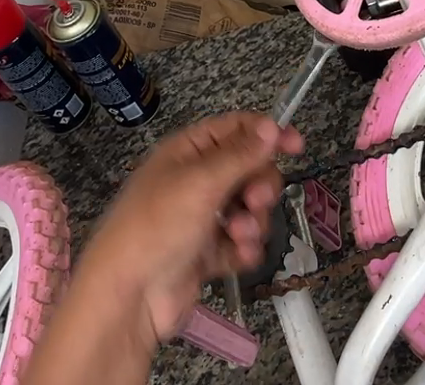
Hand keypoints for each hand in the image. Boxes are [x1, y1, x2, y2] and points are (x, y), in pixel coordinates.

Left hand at [74, 112, 303, 339]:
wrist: (128, 297)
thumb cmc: (158, 226)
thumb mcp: (201, 182)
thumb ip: (241, 154)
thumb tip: (271, 126)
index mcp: (188, 151)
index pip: (236, 129)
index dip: (266, 133)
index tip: (296, 145)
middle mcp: (195, 179)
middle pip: (249, 169)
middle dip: (259, 186)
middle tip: (256, 201)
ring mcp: (201, 217)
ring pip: (248, 207)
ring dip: (253, 221)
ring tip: (239, 236)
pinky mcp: (206, 253)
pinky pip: (240, 241)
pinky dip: (244, 248)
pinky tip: (238, 256)